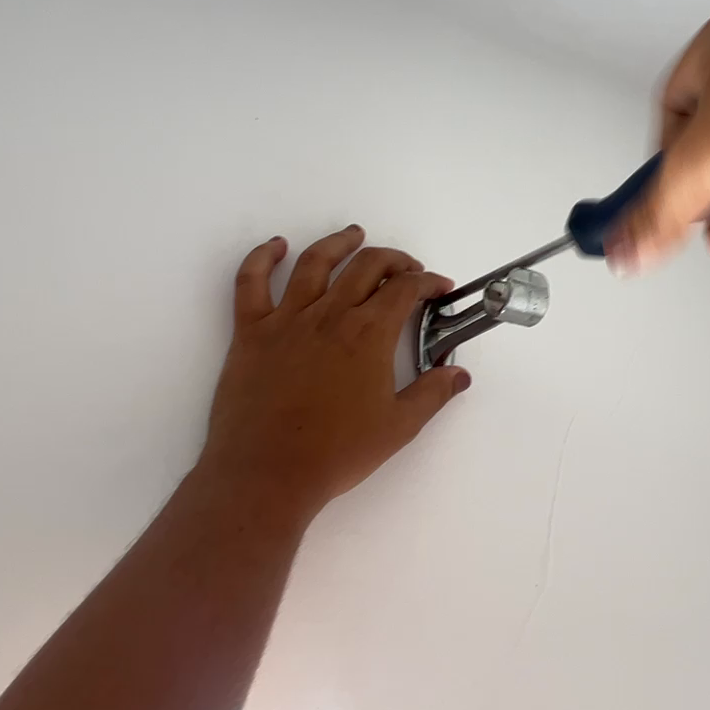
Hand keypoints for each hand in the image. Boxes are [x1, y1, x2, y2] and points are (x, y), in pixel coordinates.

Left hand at [197, 226, 470, 517]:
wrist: (267, 474)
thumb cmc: (336, 453)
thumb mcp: (398, 427)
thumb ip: (433, 394)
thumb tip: (459, 374)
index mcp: (369, 334)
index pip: (405, 289)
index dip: (428, 282)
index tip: (438, 287)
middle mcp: (330, 314)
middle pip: (367, 266)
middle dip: (394, 259)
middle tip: (406, 268)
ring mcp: (286, 318)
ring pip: (315, 262)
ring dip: (339, 243)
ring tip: (353, 235)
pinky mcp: (250, 331)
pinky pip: (250, 282)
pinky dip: (261, 257)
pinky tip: (275, 246)